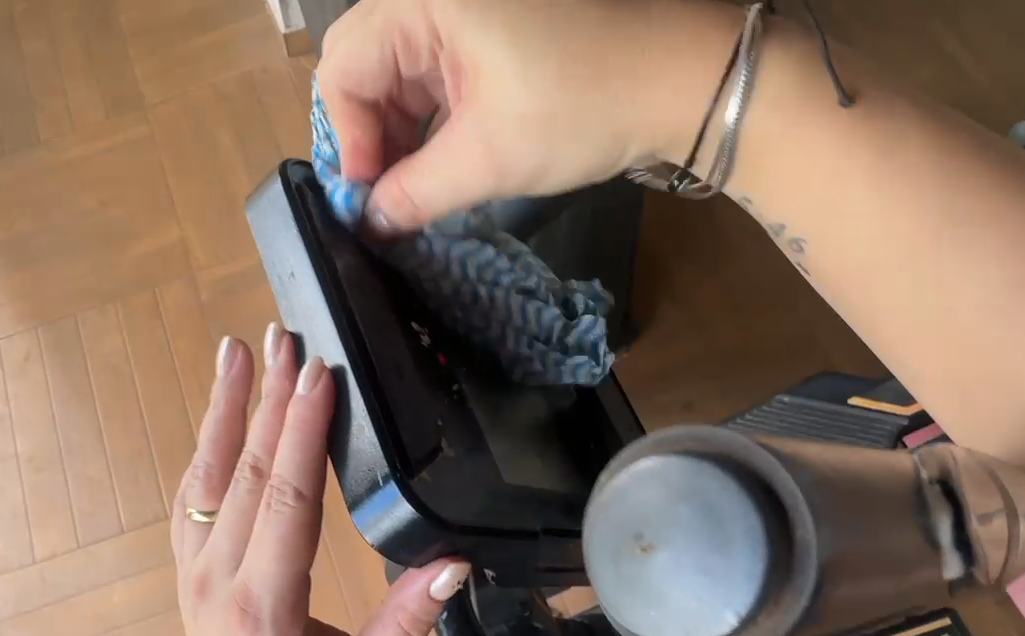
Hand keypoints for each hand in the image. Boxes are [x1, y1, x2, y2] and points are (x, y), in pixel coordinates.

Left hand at [173, 326, 469, 635]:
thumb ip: (406, 629)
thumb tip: (453, 564)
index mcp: (264, 607)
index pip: (285, 504)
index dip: (301, 436)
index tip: (316, 376)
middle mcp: (217, 579)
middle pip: (245, 475)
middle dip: (268, 402)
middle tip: (286, 337)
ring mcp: (191, 570)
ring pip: (208, 475)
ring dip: (226, 408)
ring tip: (241, 348)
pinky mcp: (185, 566)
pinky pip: (192, 494)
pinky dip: (207, 442)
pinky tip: (222, 403)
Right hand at [317, 0, 722, 228]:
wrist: (680, 77)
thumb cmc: (584, 108)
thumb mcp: (488, 159)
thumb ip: (413, 194)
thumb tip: (368, 224)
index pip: (344, 66)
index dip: (349, 139)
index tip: (370, 198)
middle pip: (363, 63)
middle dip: (369, 137)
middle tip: (386, 197)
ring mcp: (461, 4)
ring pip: (393, 72)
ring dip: (395, 134)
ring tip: (411, 189)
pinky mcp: (484, 23)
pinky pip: (428, 72)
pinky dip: (424, 120)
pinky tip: (435, 162)